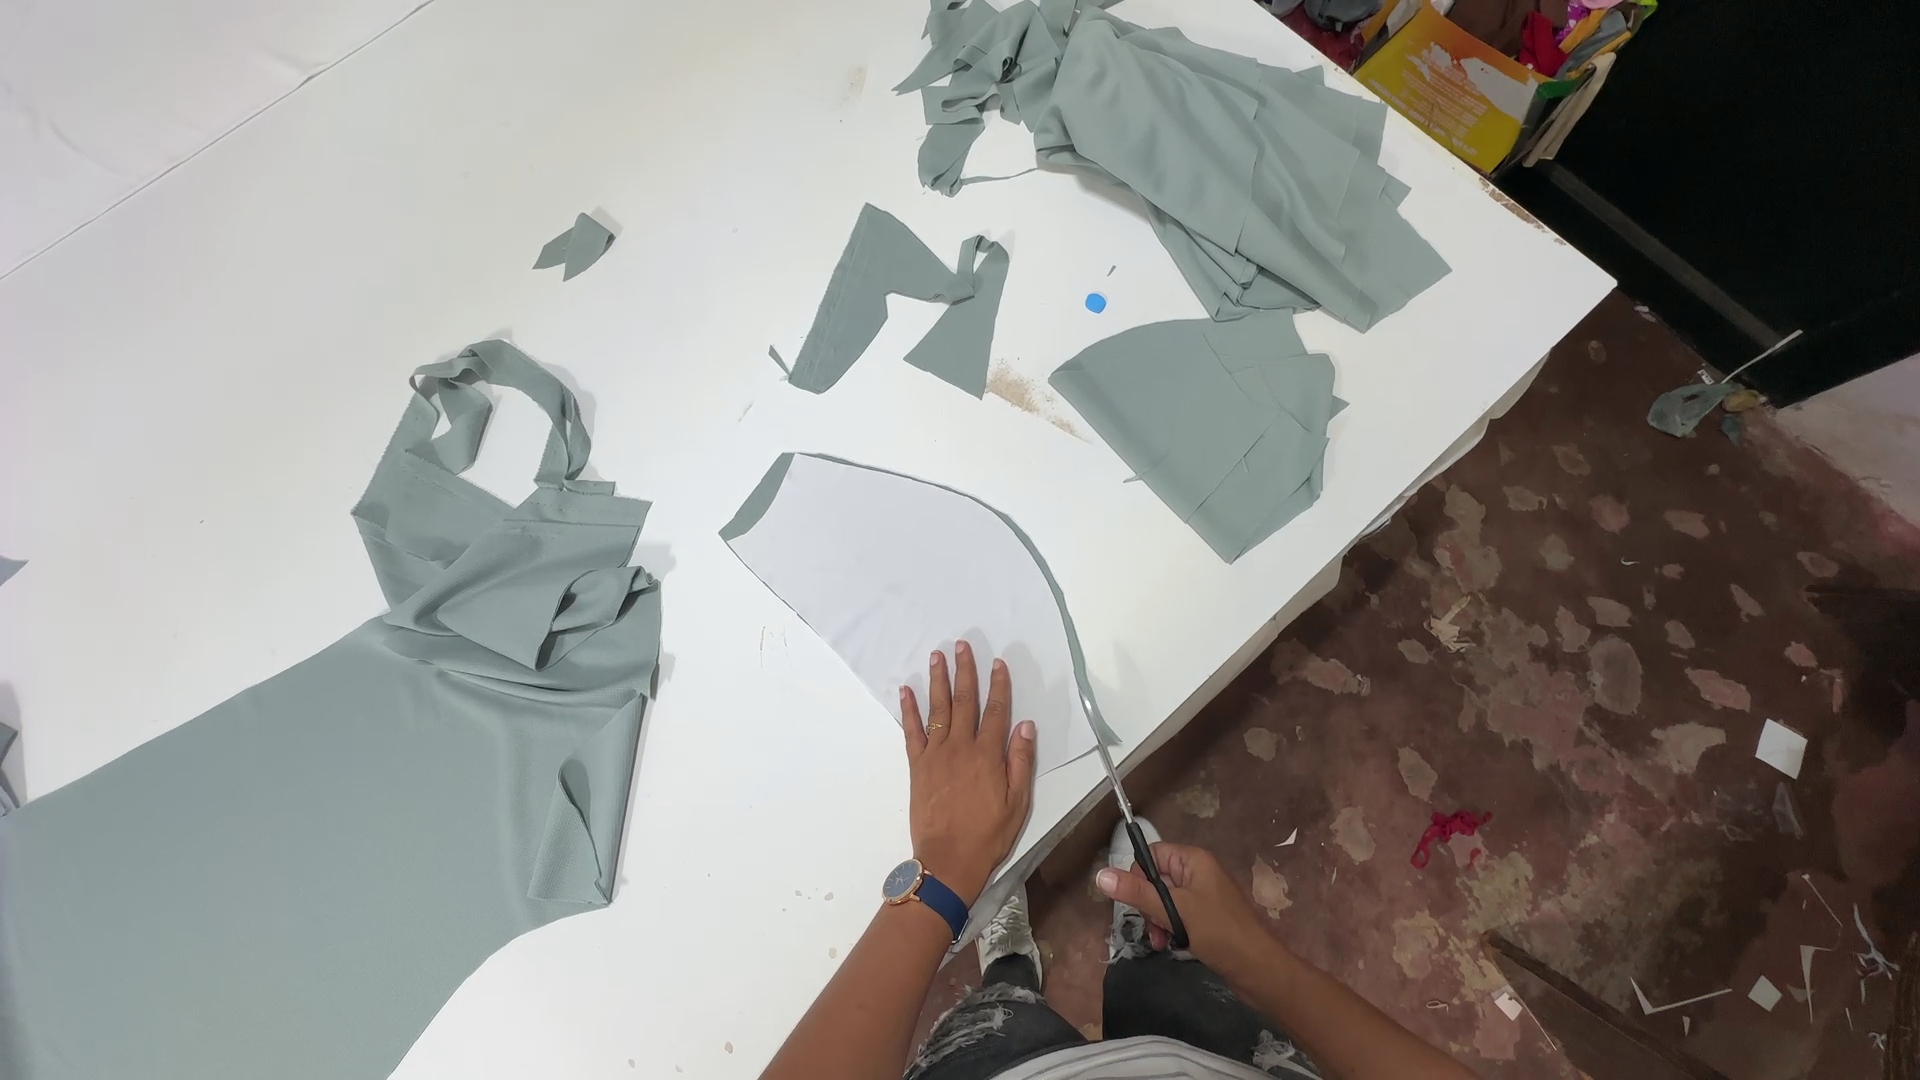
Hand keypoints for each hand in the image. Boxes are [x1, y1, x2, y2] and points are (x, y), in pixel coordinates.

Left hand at [900, 643, 1036, 905]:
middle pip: (964, 700)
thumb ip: (1020, 762)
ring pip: (937, 708)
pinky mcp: (917, 766)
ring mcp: (936, 754)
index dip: (998, 684)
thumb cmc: (988, 835)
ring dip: (938, 680)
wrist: (948, 861)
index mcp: (987, 755)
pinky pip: (912, 731)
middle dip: (964, 670)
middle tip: (962, 644)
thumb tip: (1025, 725)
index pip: (996, 710)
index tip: (998, 662)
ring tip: (937, 655)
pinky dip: (909, 709)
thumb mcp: (1018, 803)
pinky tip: (906, 690)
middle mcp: (960, 746)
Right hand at [1095, 841, 1277, 971]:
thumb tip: (1100, 875)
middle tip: (1152, 925)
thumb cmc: (1220, 933)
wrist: (1261, 972)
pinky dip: (1171, 929)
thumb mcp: (1175, 911)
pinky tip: (1171, 946)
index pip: (1152, 854)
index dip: (1138, 875)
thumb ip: (1137, 892)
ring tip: (1161, 941)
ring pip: (1165, 900)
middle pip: (1156, 878)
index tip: (1136, 901)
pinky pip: (1178, 915)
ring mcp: (1203, 896)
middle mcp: (1198, 872)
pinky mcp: (1207, 918)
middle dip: (1148, 904)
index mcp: (1193, 860)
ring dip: (1157, 920)